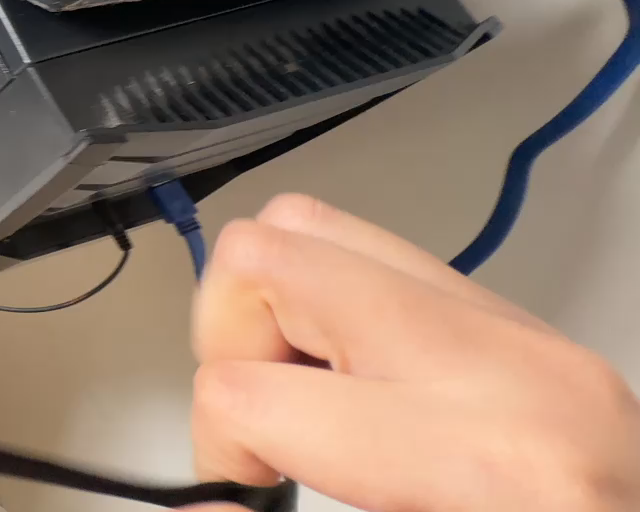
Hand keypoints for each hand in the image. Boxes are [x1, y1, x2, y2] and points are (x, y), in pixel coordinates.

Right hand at [192, 194, 639, 510]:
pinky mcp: (511, 308)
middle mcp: (502, 362)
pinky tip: (343, 359)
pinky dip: (316, 285)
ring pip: (299, 221)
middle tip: (260, 404)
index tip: (244, 482)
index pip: (248, 392)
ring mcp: (512, 320)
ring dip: (265, 294)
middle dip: (224, 331)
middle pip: (261, 257)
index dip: (217, 444)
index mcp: (492, 462)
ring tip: (297, 371)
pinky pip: (355, 239)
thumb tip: (191, 502)